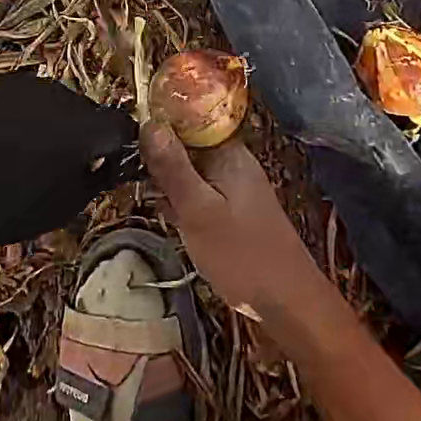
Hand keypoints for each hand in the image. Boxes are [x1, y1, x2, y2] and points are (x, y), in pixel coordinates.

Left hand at [0, 71, 135, 259]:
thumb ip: (95, 179)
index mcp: (86, 127)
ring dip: (53, 123)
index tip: (107, 165)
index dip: (119, 146)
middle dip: (83, 135)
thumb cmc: (6, 205)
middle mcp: (63, 95)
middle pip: (88, 111)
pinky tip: (0, 140)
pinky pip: (24, 99)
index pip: (123, 126)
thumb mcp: (63, 207)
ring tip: (27, 153)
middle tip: (64, 165)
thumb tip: (106, 164)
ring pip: (56, 103)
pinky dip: (23, 116)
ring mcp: (27, 84)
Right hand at [142, 122, 420, 420]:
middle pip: (184, 144)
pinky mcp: (231, 207)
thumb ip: (172, 166)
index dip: (157, 126)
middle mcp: (231, 160)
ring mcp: (233, 184)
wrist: (288, 302)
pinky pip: (197, 192)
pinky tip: (175, 223)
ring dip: (169, 186)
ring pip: (188, 170)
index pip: (185, 118)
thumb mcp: (198, 210)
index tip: (133, 147)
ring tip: (163, 210)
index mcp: (227, 151)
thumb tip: (148, 121)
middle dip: (161, 162)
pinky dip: (183, 203)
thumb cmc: (241, 255)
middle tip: (149, 190)